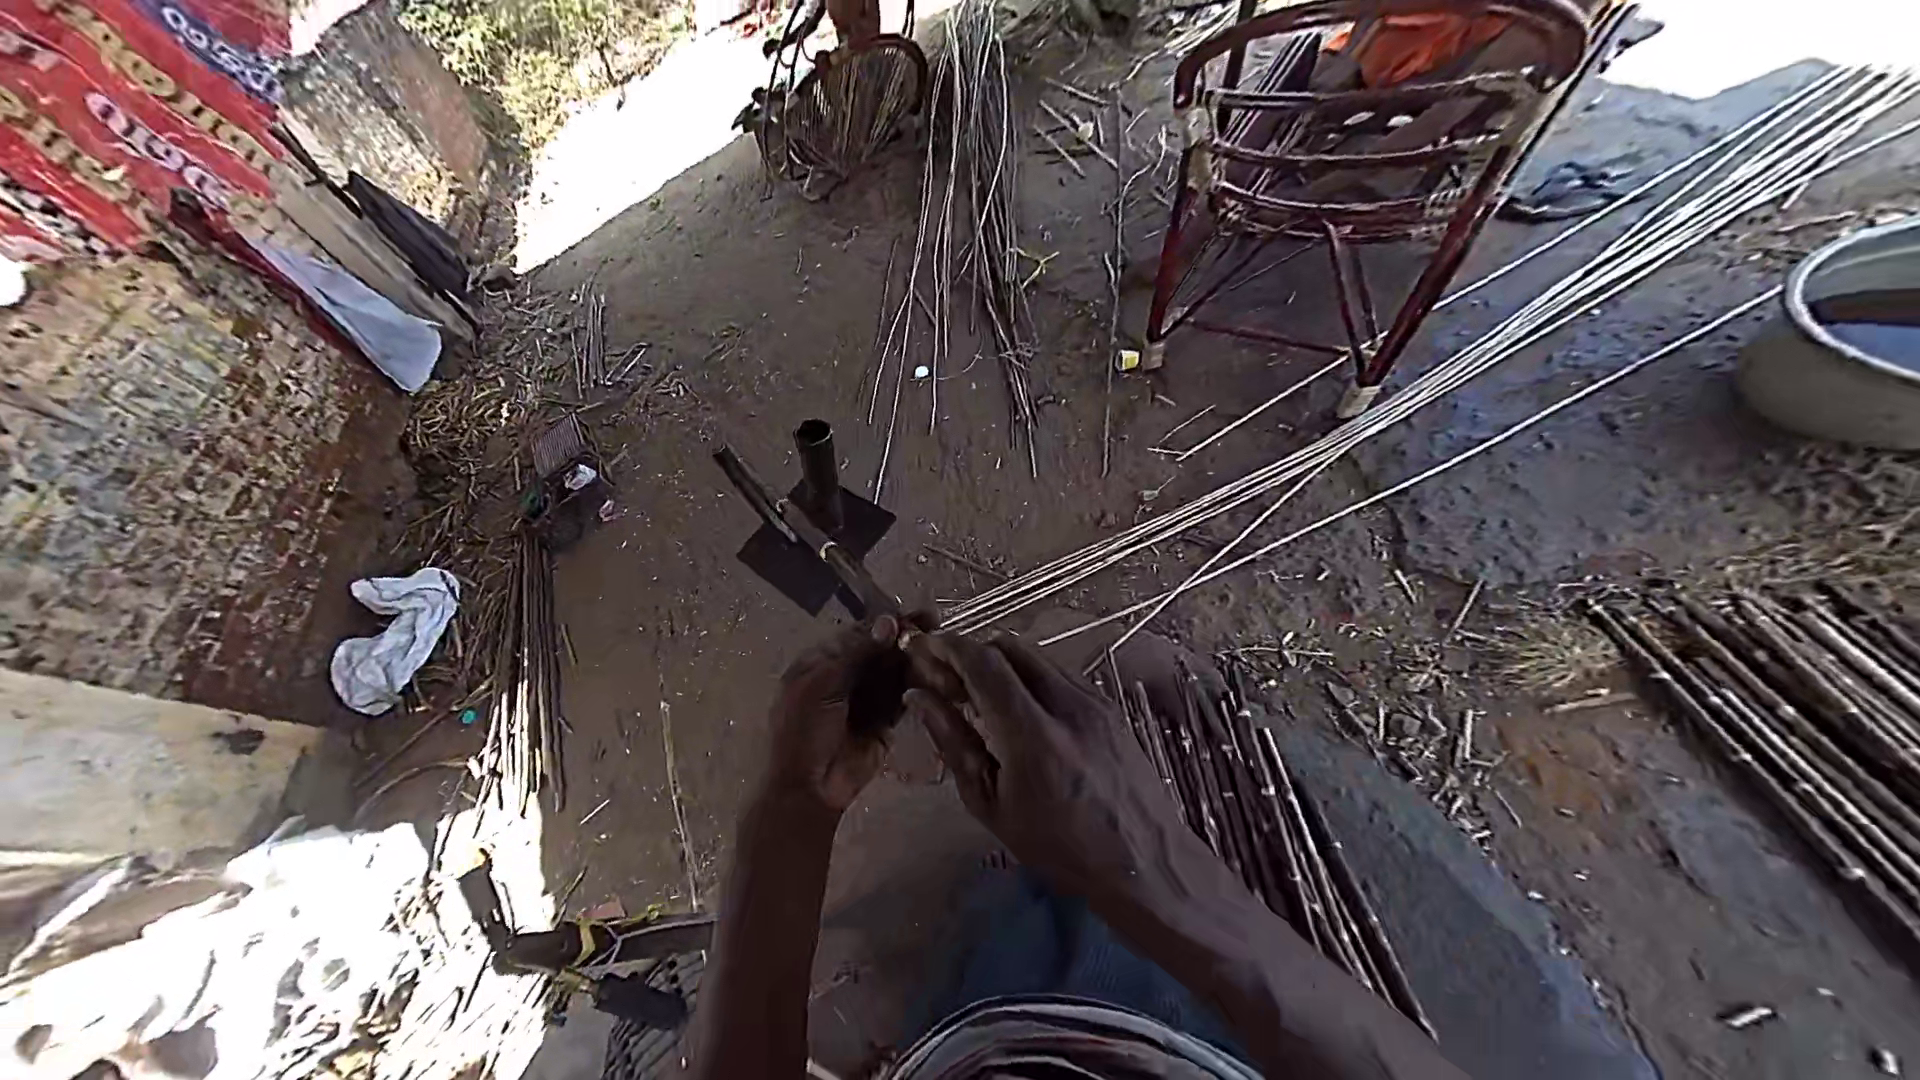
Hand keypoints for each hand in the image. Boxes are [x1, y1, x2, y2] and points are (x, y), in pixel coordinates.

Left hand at [764, 614, 925, 813]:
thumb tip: (889, 621)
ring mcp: (866, 698)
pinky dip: (918, 685)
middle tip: (936, 625)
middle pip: (881, 649)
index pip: (860, 633)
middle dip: (906, 637)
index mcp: (823, 661)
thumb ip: (858, 652)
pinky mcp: (884, 720)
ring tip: (940, 649)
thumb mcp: (823, 684)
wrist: (808, 788)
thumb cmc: (804, 730)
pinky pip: (904, 696)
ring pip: (895, 670)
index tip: (916, 614)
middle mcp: (847, 675)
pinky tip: (937, 673)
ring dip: (915, 659)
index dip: (887, 622)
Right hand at [904, 632, 1197, 906]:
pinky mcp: (1107, 702)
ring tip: (979, 694)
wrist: (1144, 862)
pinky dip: (1028, 674)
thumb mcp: (991, 804)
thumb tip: (919, 697)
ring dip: (999, 662)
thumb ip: (953, 743)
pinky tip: (1018, 705)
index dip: (948, 647)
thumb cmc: (1059, 848)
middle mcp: (1066, 704)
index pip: (984, 664)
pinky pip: (1057, 670)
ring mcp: (1092, 699)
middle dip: (971, 652)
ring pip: (1034, 654)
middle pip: (1009, 646)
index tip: (924, 648)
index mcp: (1032, 736)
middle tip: (949, 680)